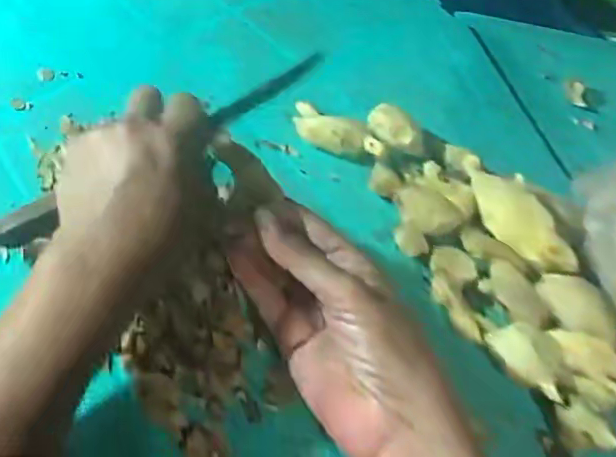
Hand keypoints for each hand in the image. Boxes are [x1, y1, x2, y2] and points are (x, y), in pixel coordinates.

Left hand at [51, 85, 211, 281]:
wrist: (101, 257)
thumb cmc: (160, 242)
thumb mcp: (201, 211)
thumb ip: (201, 174)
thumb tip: (198, 159)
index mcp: (172, 138)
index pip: (186, 101)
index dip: (187, 116)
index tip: (186, 135)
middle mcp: (136, 125)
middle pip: (147, 94)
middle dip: (151, 113)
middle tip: (150, 144)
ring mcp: (102, 132)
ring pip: (117, 122)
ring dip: (121, 141)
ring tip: (115, 177)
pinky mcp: (75, 145)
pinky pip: (91, 141)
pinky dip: (96, 157)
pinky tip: (94, 185)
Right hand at [228, 202, 480, 456]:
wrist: (395, 427)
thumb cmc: (385, 347)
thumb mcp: (348, 293)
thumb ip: (301, 257)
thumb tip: (261, 214)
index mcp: (351, 264)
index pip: (310, 226)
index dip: (281, 208)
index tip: (246, 188)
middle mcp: (327, 280)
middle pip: (288, 247)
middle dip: (260, 226)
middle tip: (224, 205)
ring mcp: (308, 309)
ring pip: (274, 271)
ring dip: (250, 248)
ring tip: (220, 223)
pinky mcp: (289, 337)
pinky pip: (267, 300)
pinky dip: (249, 278)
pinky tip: (230, 254)